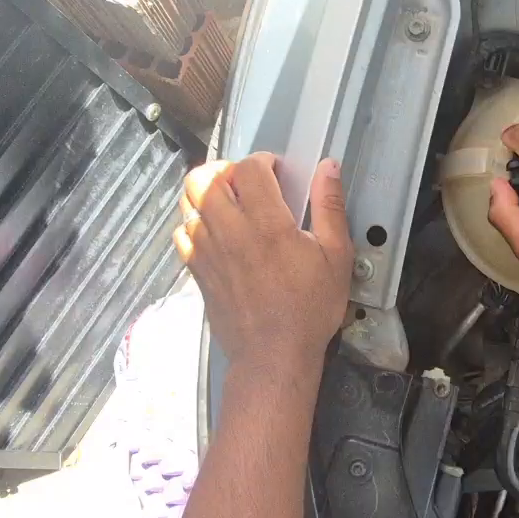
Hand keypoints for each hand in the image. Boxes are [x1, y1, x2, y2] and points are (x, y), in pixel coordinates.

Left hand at [175, 154, 353, 392]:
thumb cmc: (310, 307)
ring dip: (208, 193)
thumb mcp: (337, 256)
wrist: (273, 356)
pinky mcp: (196, 270)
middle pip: (204, 177)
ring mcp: (207, 251)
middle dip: (226, 170)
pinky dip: (196, 223)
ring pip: (188, 201)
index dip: (263, 161)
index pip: (249, 169)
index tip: (278, 172)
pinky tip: (218, 233)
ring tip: (231, 203)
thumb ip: (330, 207)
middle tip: (247, 182)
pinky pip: (182, 232)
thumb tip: (328, 166)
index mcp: (267, 224)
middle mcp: (230, 231)